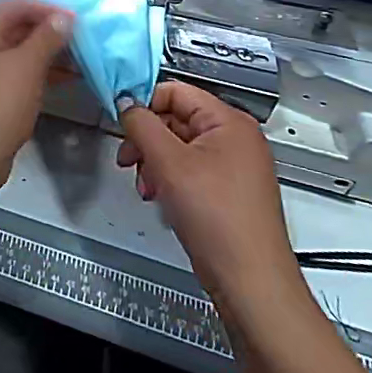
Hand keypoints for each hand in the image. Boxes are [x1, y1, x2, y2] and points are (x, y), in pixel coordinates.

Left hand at [0, 0, 73, 193]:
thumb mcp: (26, 68)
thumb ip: (48, 37)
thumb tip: (65, 17)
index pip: (18, 4)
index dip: (50, 9)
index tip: (80, 21)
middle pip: (16, 24)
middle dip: (49, 31)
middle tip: (82, 41)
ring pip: (16, 48)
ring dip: (46, 52)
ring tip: (80, 61)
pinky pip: (12, 68)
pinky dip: (36, 69)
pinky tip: (64, 78)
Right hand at [118, 82, 300, 303]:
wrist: (249, 281)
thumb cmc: (220, 221)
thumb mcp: (168, 163)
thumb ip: (142, 126)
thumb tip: (126, 104)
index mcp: (229, 121)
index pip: (176, 91)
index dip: (145, 104)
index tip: (122, 122)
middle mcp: (236, 138)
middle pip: (177, 119)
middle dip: (148, 140)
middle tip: (129, 159)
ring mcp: (235, 166)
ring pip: (181, 148)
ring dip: (155, 164)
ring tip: (147, 187)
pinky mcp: (229, 191)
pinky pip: (191, 172)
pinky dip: (171, 181)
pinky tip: (162, 200)